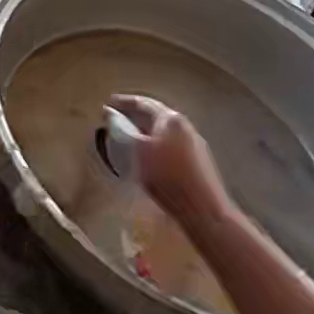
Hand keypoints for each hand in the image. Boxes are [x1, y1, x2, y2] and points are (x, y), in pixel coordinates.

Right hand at [107, 95, 231, 224]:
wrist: (204, 210)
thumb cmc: (168, 178)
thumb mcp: (138, 153)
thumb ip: (122, 131)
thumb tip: (109, 114)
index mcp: (169, 118)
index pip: (143, 103)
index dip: (124, 103)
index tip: (109, 103)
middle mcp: (183, 125)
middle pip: (155, 115)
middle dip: (135, 116)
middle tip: (118, 119)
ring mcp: (193, 143)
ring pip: (163, 131)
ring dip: (145, 132)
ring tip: (130, 138)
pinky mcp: (198, 161)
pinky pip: (170, 145)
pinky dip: (155, 145)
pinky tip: (149, 158)